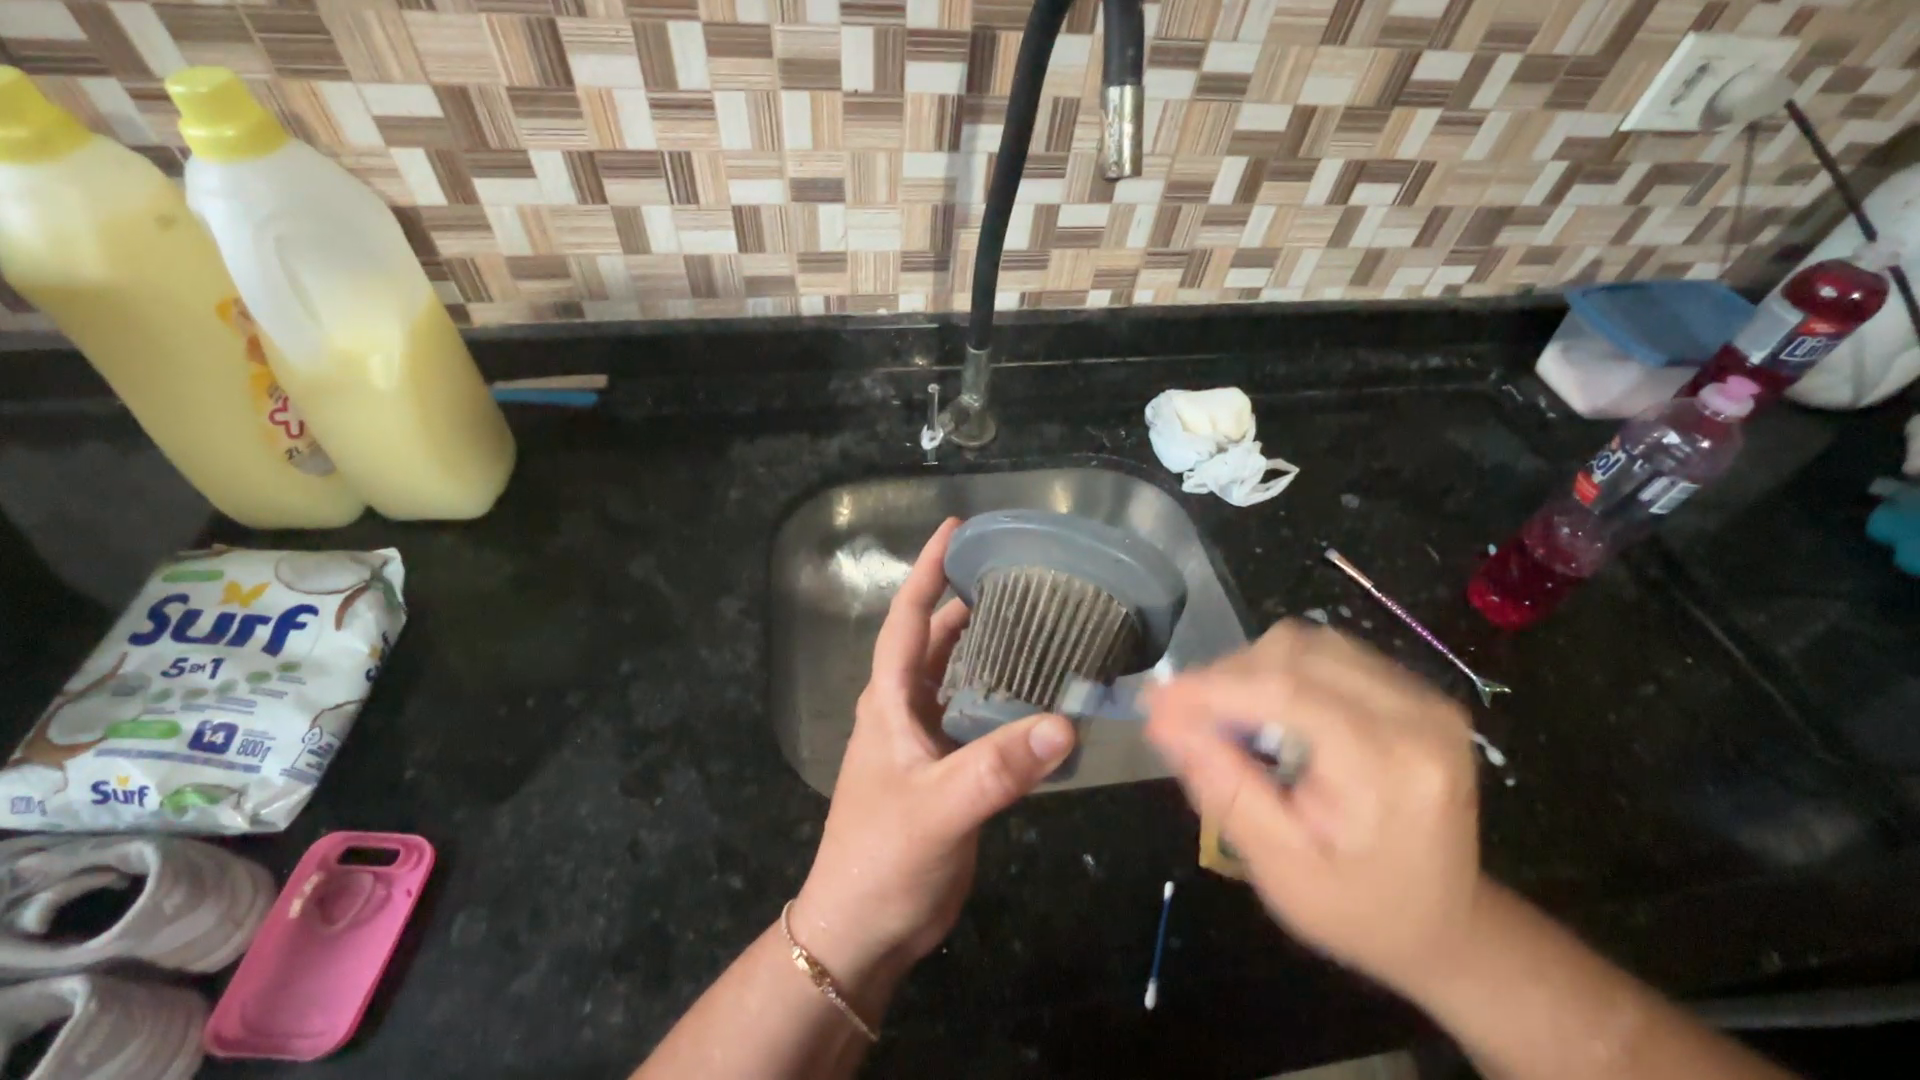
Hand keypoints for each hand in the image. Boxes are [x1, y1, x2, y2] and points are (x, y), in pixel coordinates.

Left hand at [792, 519, 1077, 1001]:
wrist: (863, 930)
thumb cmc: (882, 860)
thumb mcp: (938, 809)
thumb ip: (996, 768)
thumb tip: (1064, 723)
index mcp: (889, 703)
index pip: (905, 621)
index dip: (928, 573)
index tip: (957, 529)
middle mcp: (905, 713)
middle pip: (936, 643)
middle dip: (969, 605)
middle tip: (1021, 576)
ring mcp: (926, 745)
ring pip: (960, 683)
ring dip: (992, 653)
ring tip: (1042, 625)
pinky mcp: (948, 776)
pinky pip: (979, 723)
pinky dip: (1006, 704)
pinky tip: (1043, 699)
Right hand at [1143, 619, 1482, 989]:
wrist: (1441, 923)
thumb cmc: (1356, 908)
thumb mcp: (1279, 866)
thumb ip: (1224, 787)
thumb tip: (1163, 722)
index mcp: (1390, 766)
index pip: (1287, 691)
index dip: (1211, 687)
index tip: (1153, 700)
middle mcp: (1418, 716)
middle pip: (1297, 654)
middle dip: (1228, 677)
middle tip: (1184, 718)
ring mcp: (1425, 699)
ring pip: (1312, 643)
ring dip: (1253, 670)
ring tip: (1225, 717)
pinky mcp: (1417, 694)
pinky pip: (1333, 654)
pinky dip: (1283, 672)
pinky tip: (1268, 714)